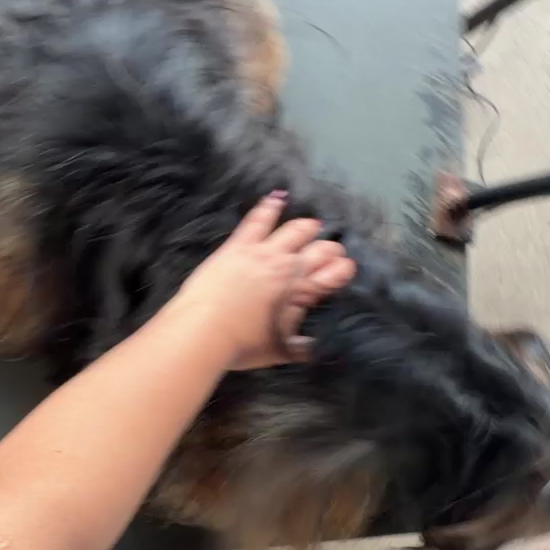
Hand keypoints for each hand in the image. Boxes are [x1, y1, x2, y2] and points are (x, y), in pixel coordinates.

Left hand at [160, 191, 355, 370]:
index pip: (333, 274)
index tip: (345, 269)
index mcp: (301, 292)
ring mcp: (263, 253)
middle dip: (330, 249)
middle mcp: (287, 267)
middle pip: (319, 250)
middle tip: (333, 251)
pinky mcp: (238, 246)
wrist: (204, 330)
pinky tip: (277, 198)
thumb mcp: (280, 351)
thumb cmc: (242, 345)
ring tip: (313, 225)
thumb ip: (300, 346)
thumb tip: (312, 346)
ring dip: (307, 227)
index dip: (343, 270)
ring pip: (293, 230)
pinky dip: (269, 207)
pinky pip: (257, 221)